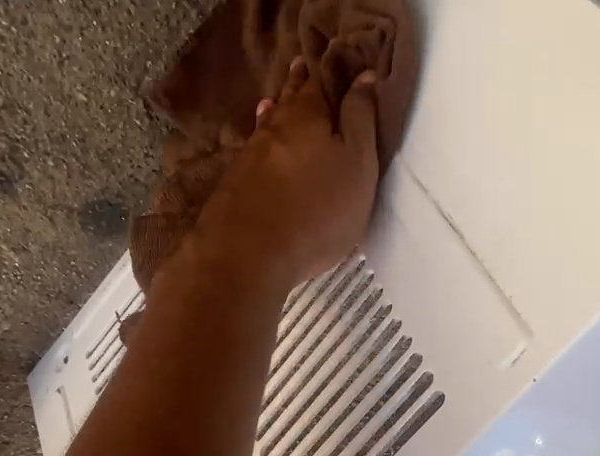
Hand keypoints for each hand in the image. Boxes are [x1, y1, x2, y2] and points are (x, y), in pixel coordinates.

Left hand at [193, 57, 381, 288]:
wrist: (251, 252)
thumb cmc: (318, 209)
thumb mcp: (358, 164)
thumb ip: (361, 120)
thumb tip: (364, 76)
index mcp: (310, 115)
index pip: (323, 81)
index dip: (332, 70)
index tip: (337, 60)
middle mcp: (276, 126)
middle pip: (290, 99)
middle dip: (298, 83)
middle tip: (300, 66)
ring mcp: (251, 154)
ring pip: (268, 123)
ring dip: (274, 109)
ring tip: (273, 100)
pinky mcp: (236, 183)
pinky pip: (254, 150)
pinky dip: (261, 141)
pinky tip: (257, 144)